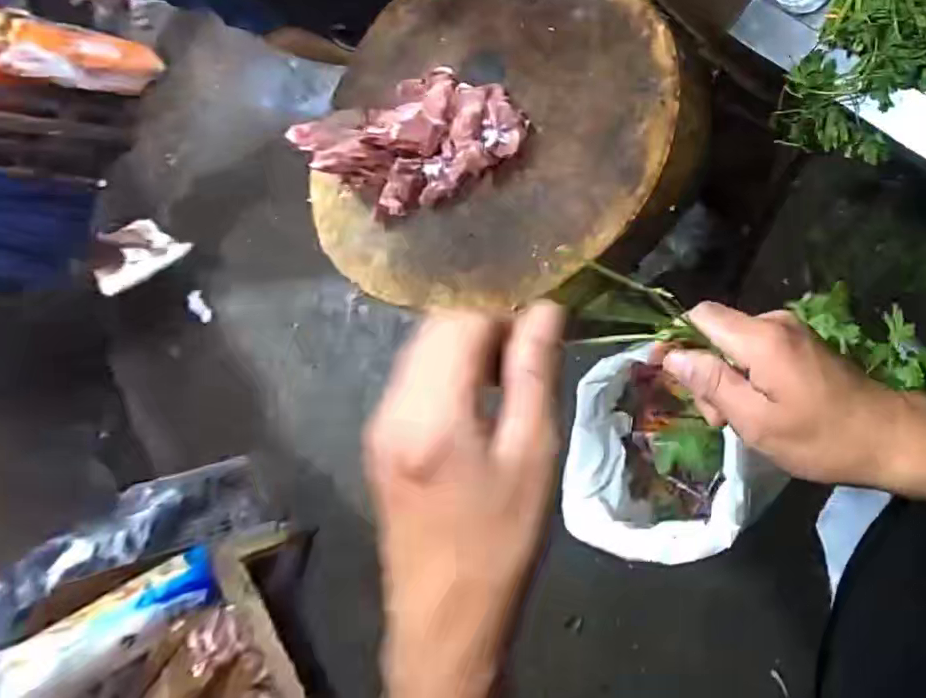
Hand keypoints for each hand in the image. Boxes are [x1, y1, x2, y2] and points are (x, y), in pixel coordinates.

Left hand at [365, 303, 564, 697]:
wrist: (446, 618)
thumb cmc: (501, 535)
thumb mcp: (533, 450)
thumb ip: (534, 371)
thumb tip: (545, 308)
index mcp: (430, 412)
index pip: (461, 320)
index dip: (505, 308)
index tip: (544, 322)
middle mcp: (392, 407)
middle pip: (435, 326)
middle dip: (487, 318)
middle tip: (534, 341)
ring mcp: (379, 422)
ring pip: (423, 346)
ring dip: (470, 339)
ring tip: (515, 363)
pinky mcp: (382, 436)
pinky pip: (417, 373)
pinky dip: (452, 362)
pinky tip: (485, 388)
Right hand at [658, 303, 917, 486]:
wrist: (886, 434)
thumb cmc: (820, 437)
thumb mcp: (757, 422)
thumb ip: (713, 384)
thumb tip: (673, 354)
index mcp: (760, 337)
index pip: (702, 315)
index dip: (677, 339)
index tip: (663, 372)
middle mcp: (774, 322)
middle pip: (718, 333)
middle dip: (708, 374)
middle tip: (721, 421)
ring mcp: (791, 330)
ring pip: (736, 345)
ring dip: (729, 380)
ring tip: (746, 423)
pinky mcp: (802, 342)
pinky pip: (759, 350)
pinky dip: (750, 377)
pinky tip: (764, 410)